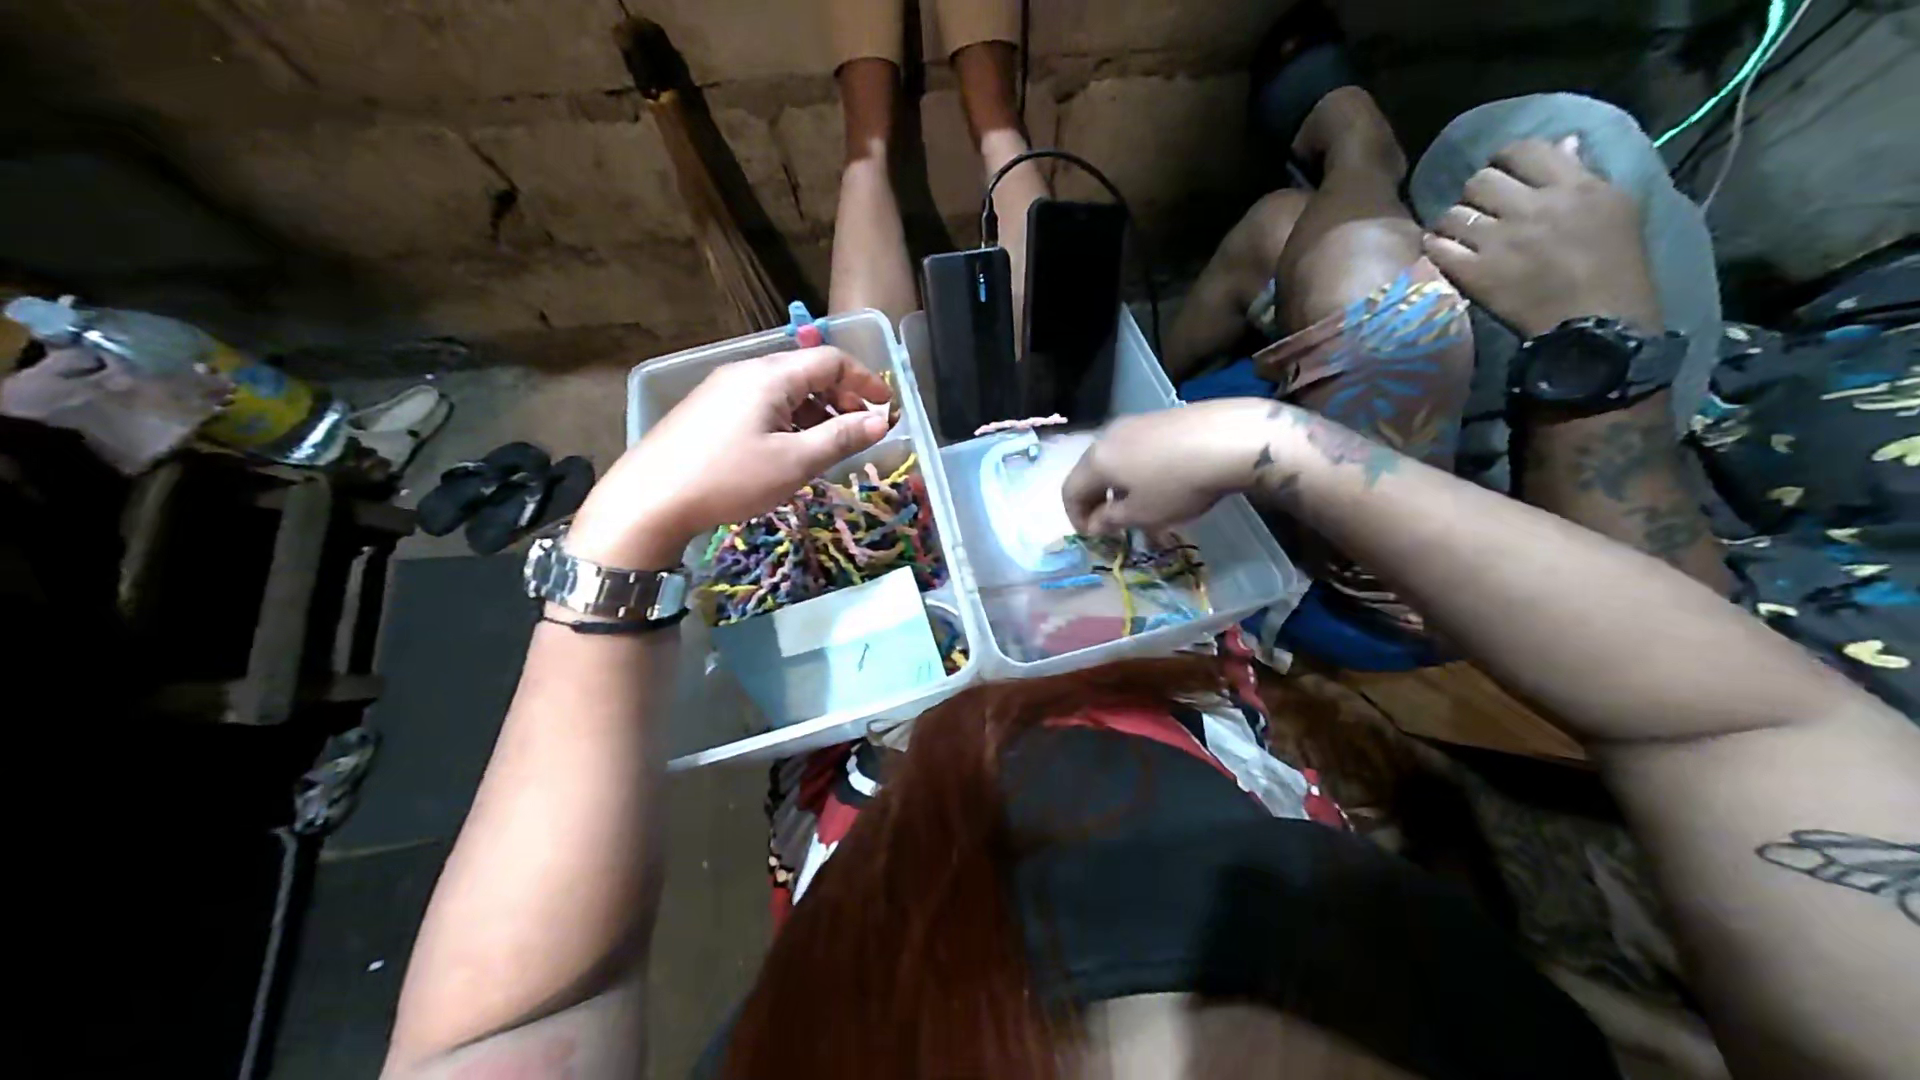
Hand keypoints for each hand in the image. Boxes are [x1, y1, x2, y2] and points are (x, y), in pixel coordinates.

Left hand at [566, 346, 891, 568]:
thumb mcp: (795, 462)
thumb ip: (841, 437)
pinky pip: (761, 404)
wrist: (649, 500)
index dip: (865, 381)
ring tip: (827, 447)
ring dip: (815, 411)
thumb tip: (882, 421)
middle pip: (807, 372)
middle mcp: (746, 371)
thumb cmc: (729, 478)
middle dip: (841, 398)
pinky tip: (789, 450)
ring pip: (784, 390)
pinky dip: (788, 420)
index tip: (887, 408)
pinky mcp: (708, 410)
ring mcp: (723, 389)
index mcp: (770, 375)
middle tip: (860, 432)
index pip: (831, 360)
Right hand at [1061, 399, 1275, 534]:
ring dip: (1120, 487)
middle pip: (1090, 473)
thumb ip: (1111, 520)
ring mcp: (1136, 422)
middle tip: (1115, 525)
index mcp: (1096, 460)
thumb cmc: (1178, 484)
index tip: (1095, 537)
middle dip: (1098, 502)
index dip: (1076, 518)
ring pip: (1115, 461)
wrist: (1231, 439)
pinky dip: (1139, 471)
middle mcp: (1108, 435)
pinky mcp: (1161, 418)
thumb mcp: (1143, 513)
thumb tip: (1095, 523)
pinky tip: (1163, 482)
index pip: (1069, 492)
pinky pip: (1137, 449)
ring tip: (1142, 506)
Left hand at [1423, 136, 1660, 337]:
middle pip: (1480, 181)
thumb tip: (1563, 142)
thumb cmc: (1613, 261)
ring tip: (1458, 231)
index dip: (1505, 158)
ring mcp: (1498, 241)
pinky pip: (1438, 248)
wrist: (1595, 317)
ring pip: (1453, 213)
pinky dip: (1433, 245)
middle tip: (1479, 207)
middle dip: (1475, 191)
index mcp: (1571, 185)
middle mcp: (1530, 207)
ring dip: (1451, 220)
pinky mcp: (1474, 272)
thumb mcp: (1613, 204)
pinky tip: (1439, 249)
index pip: (1524, 151)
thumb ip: (1583, 172)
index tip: (1502, 172)